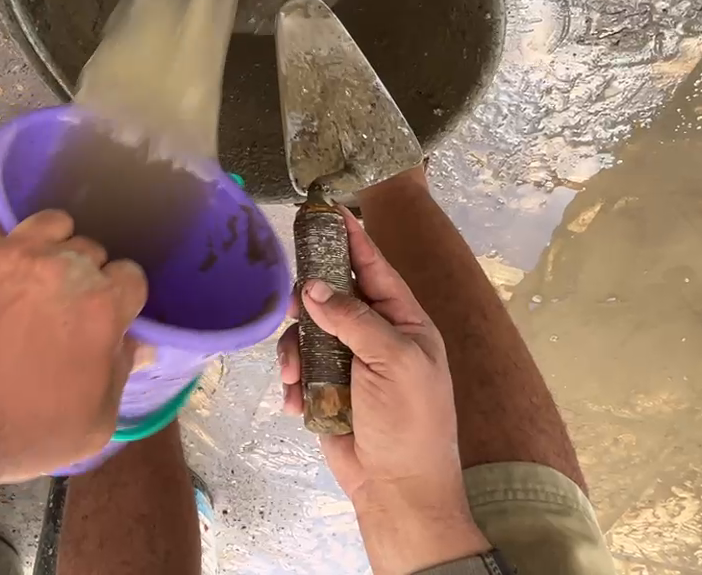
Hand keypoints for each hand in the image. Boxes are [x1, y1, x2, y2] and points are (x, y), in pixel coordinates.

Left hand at [0, 203, 147, 517]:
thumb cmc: (19, 432)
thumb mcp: (92, 426)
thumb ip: (120, 375)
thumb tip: (137, 344)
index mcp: (102, 307)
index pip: (132, 277)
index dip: (122, 299)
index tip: (108, 319)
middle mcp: (66, 267)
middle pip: (93, 249)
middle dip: (87, 275)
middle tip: (66, 307)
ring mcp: (18, 252)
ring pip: (53, 222)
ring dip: (52, 243)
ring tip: (37, 271)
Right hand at [278, 212, 488, 573]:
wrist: (397, 491)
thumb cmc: (409, 423)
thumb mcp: (392, 362)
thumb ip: (353, 318)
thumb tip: (312, 286)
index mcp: (403, 321)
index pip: (374, 267)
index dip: (351, 238)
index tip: (326, 210)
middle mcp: (374, 333)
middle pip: (331, 293)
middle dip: (308, 300)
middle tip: (292, 305)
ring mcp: (348, 359)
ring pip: (307, 328)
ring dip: (295, 349)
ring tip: (295, 375)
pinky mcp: (325, 383)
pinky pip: (298, 361)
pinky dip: (292, 378)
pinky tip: (295, 399)